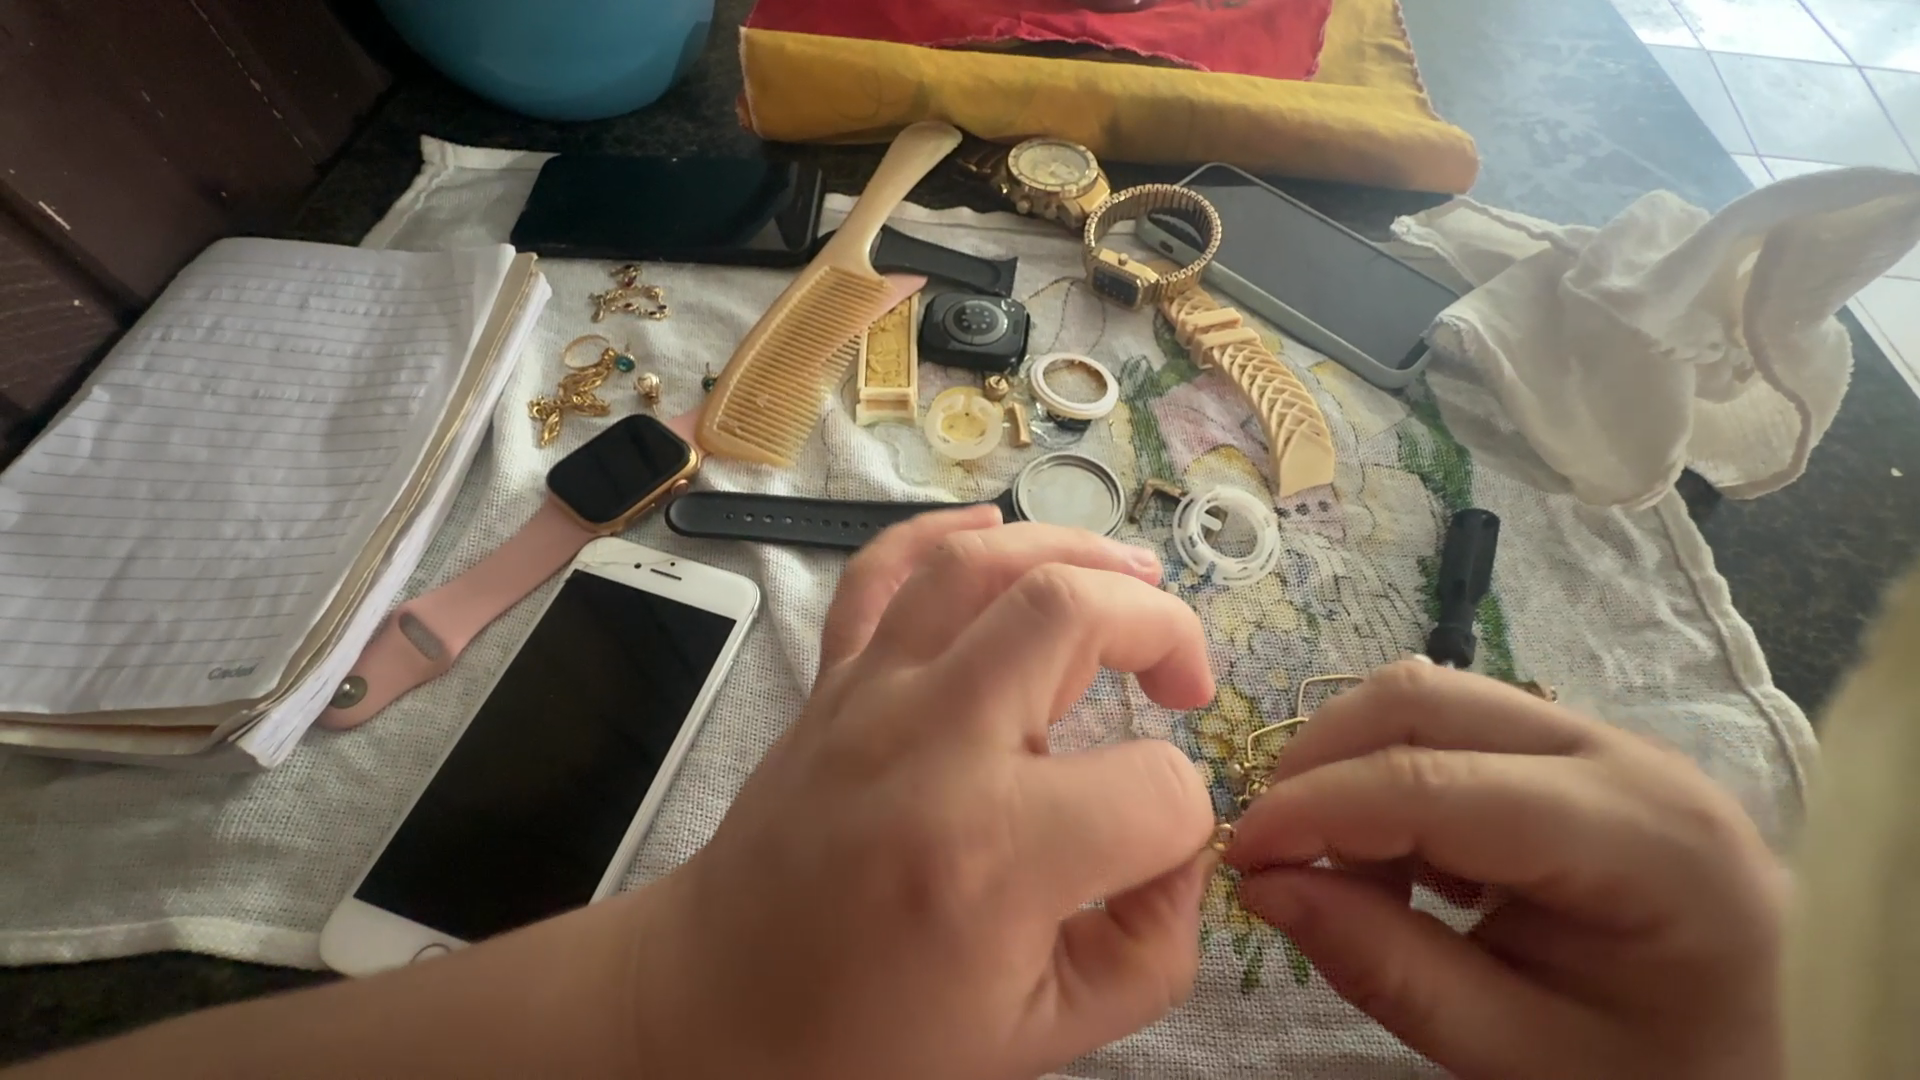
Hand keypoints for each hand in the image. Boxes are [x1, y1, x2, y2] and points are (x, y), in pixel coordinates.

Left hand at [630, 507, 1218, 1079]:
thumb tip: (1179, 839)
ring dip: (1073, 549)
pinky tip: (993, 529)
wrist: (720, 999)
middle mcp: (932, 741)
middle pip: (1071, 612)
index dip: (1185, 814)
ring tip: (1132, 575)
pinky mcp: (833, 676)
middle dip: (1160, 625)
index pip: (1153, 788)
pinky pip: (878, 572)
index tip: (1160, 838)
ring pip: (979, 565)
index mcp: (993, 850)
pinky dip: (938, 530)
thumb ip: (1150, 945)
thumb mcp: (1045, 1034)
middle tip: (1181, 675)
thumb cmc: (875, 1032)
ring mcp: (870, 691)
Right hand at [1225, 661, 1786, 1079]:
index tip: (1240, 855)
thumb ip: (1384, 967)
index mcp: (1647, 844)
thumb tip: (1262, 887)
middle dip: (1318, 762)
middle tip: (1277, 843)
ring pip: (1421, 693)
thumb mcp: (1517, 1056)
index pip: (1432, 785)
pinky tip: (1405, 850)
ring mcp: (1598, 735)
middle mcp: (1625, 755)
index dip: (1314, 809)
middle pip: (1418, 700)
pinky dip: (1383, 766)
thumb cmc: (1645, 1072)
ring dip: (1346, 759)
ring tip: (1349, 856)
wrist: (1755, 1063)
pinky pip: (1442, 717)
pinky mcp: (1566, 738)